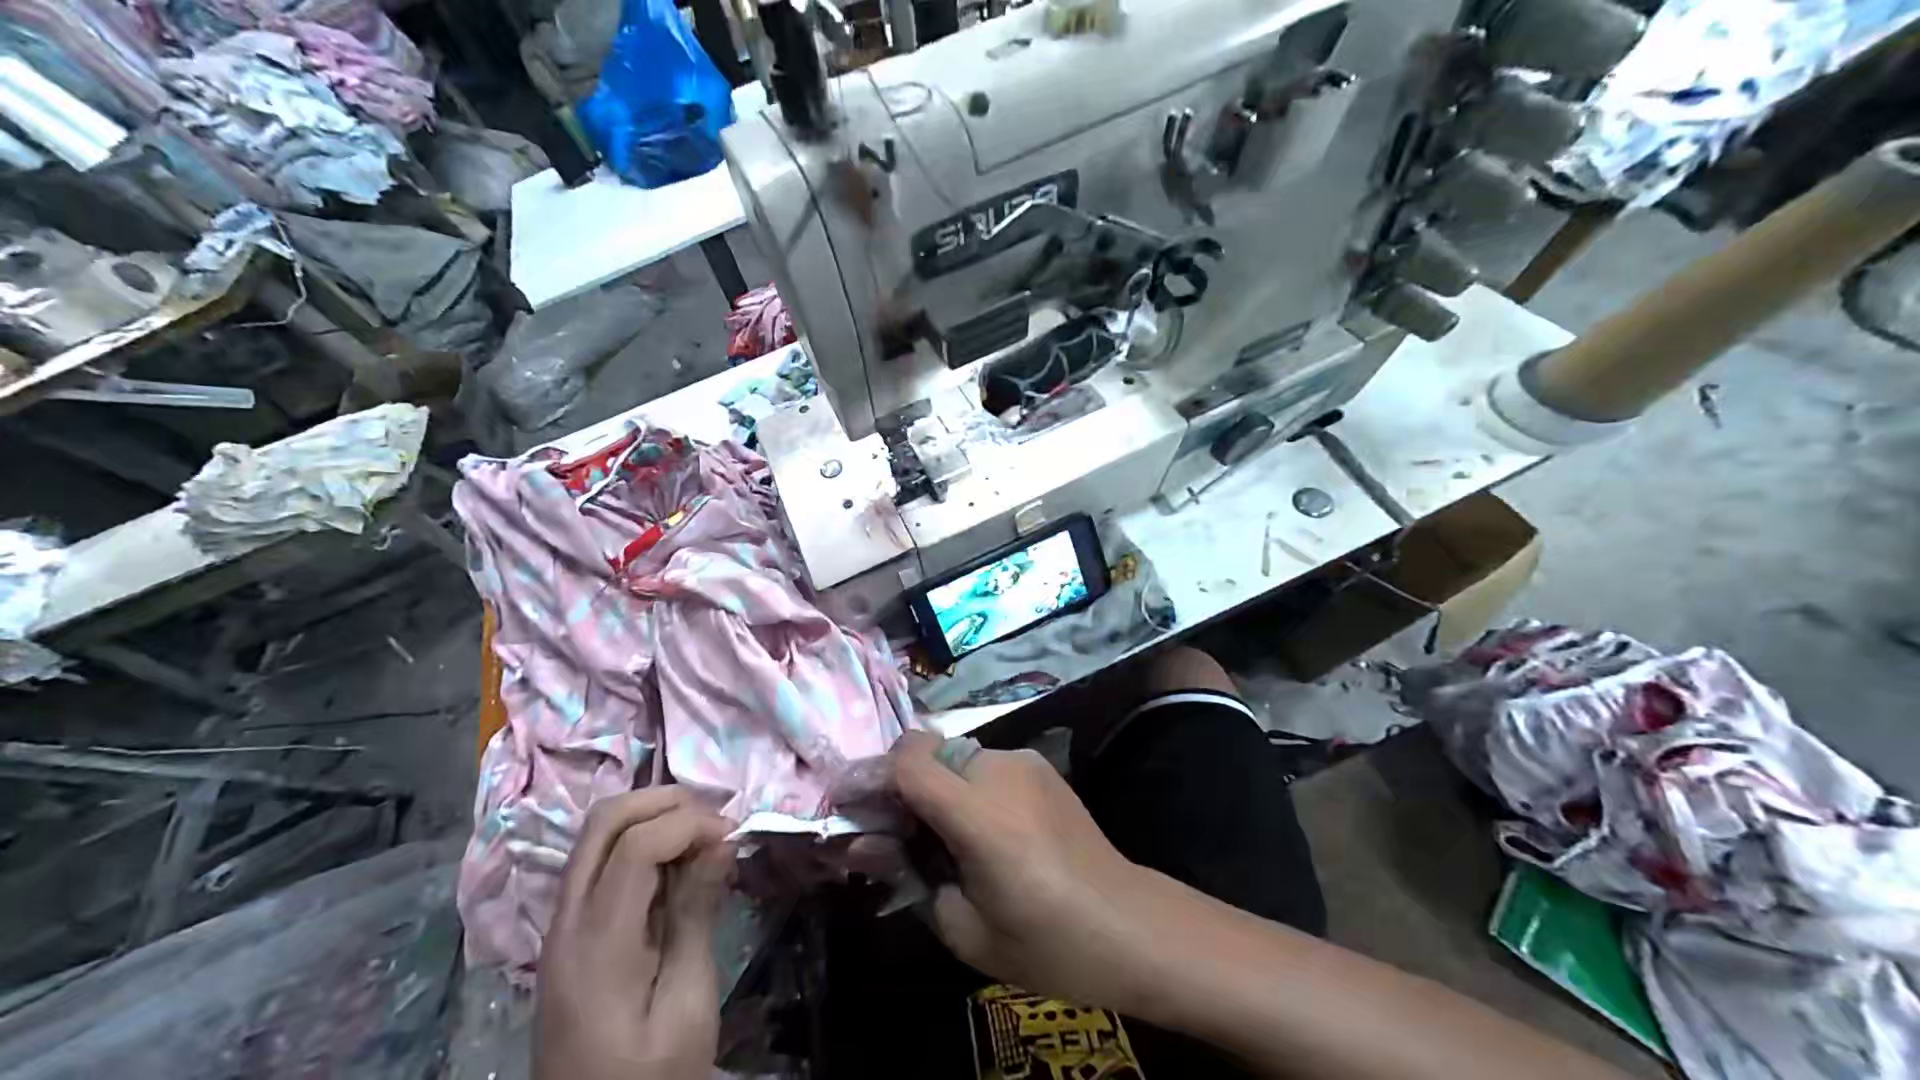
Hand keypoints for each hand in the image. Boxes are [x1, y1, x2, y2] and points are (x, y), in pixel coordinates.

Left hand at [534, 788, 734, 1079]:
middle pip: (602, 822)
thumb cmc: (650, 1077)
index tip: (732, 836)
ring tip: (701, 835)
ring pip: (595, 837)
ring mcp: (560, 928)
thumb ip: (697, 915)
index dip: (689, 823)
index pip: (635, 845)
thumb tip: (720, 842)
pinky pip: (598, 864)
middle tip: (714, 818)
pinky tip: (676, 865)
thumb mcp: (688, 1005)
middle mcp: (565, 922)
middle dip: (662, 801)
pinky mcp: (568, 937)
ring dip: (650, 818)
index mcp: (596, 943)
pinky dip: (639, 844)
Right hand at [889, 730, 1175, 1013]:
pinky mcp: (1042, 766)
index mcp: (979, 813)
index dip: (874, 776)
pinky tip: (987, 832)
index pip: (908, 758)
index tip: (858, 808)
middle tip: (902, 835)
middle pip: (929, 754)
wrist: (1130, 927)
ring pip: (957, 758)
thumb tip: (863, 843)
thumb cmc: (1046, 944)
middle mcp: (1001, 770)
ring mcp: (1025, 762)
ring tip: (949, 840)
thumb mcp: (963, 929)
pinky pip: (987, 766)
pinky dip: (970, 788)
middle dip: (906, 787)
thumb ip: (906, 876)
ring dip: (940, 788)